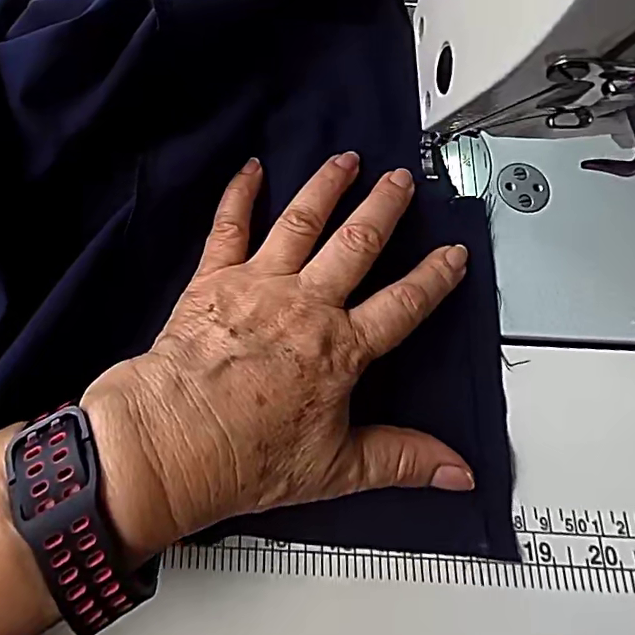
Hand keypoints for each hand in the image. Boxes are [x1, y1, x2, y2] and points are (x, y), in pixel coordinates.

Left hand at [81, 152, 472, 557]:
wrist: (177, 437)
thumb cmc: (245, 452)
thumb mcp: (337, 468)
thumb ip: (402, 460)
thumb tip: (457, 473)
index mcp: (340, 349)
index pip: (403, 304)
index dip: (433, 276)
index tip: (451, 253)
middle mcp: (305, 305)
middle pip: (358, 244)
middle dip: (384, 208)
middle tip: (401, 182)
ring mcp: (259, 284)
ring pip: (303, 221)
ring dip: (327, 187)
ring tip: (345, 161)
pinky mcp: (214, 277)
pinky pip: (230, 224)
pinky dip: (240, 193)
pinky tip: (251, 170)